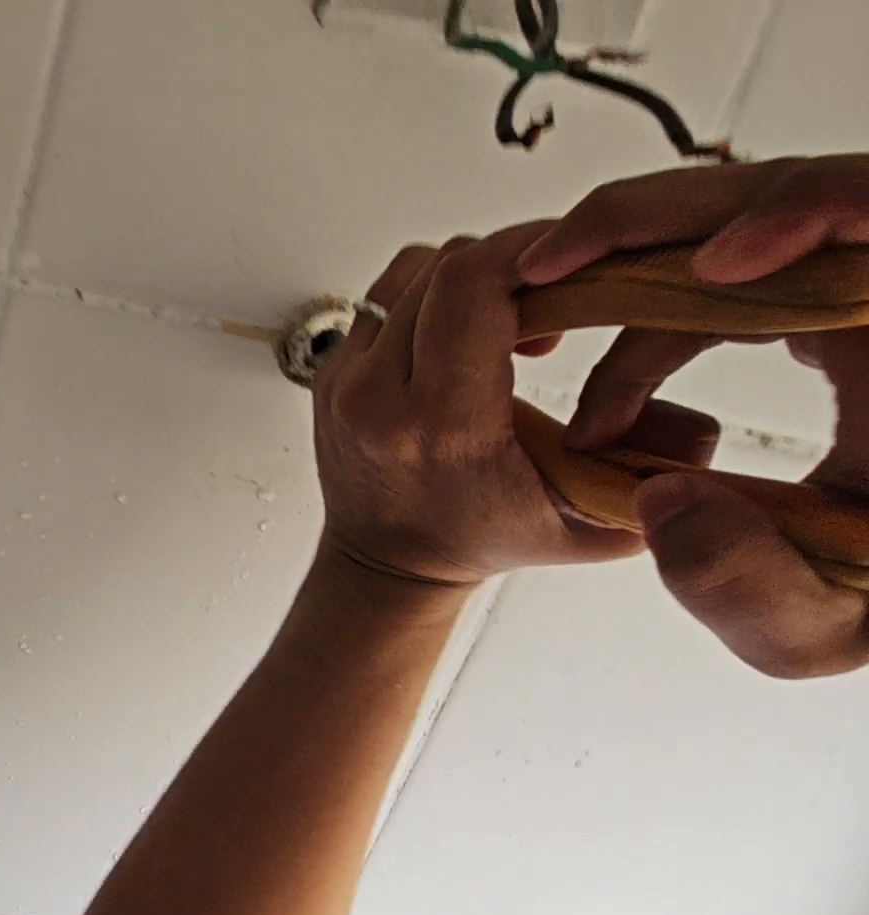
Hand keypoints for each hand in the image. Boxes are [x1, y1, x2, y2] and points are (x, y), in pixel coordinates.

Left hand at [313, 225, 719, 587]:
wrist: (385, 561)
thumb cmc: (478, 539)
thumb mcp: (586, 522)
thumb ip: (654, 467)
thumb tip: (691, 406)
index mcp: (438, 423)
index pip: (468, 287)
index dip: (530, 250)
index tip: (580, 267)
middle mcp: (374, 396)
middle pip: (442, 271)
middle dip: (512, 264)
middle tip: (558, 297)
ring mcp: (340, 382)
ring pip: (408, 276)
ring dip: (467, 278)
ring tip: (511, 317)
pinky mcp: (327, 376)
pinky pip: (382, 301)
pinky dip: (429, 298)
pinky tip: (464, 333)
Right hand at [518, 155, 868, 676]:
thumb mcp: (818, 624)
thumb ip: (743, 582)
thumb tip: (657, 495)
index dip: (807, 211)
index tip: (720, 262)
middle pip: (769, 203)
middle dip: (647, 226)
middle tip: (541, 269)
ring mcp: (849, 302)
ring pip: (716, 242)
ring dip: (615, 287)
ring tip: (534, 336)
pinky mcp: (814, 320)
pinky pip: (708, 294)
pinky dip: (635, 337)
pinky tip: (601, 411)